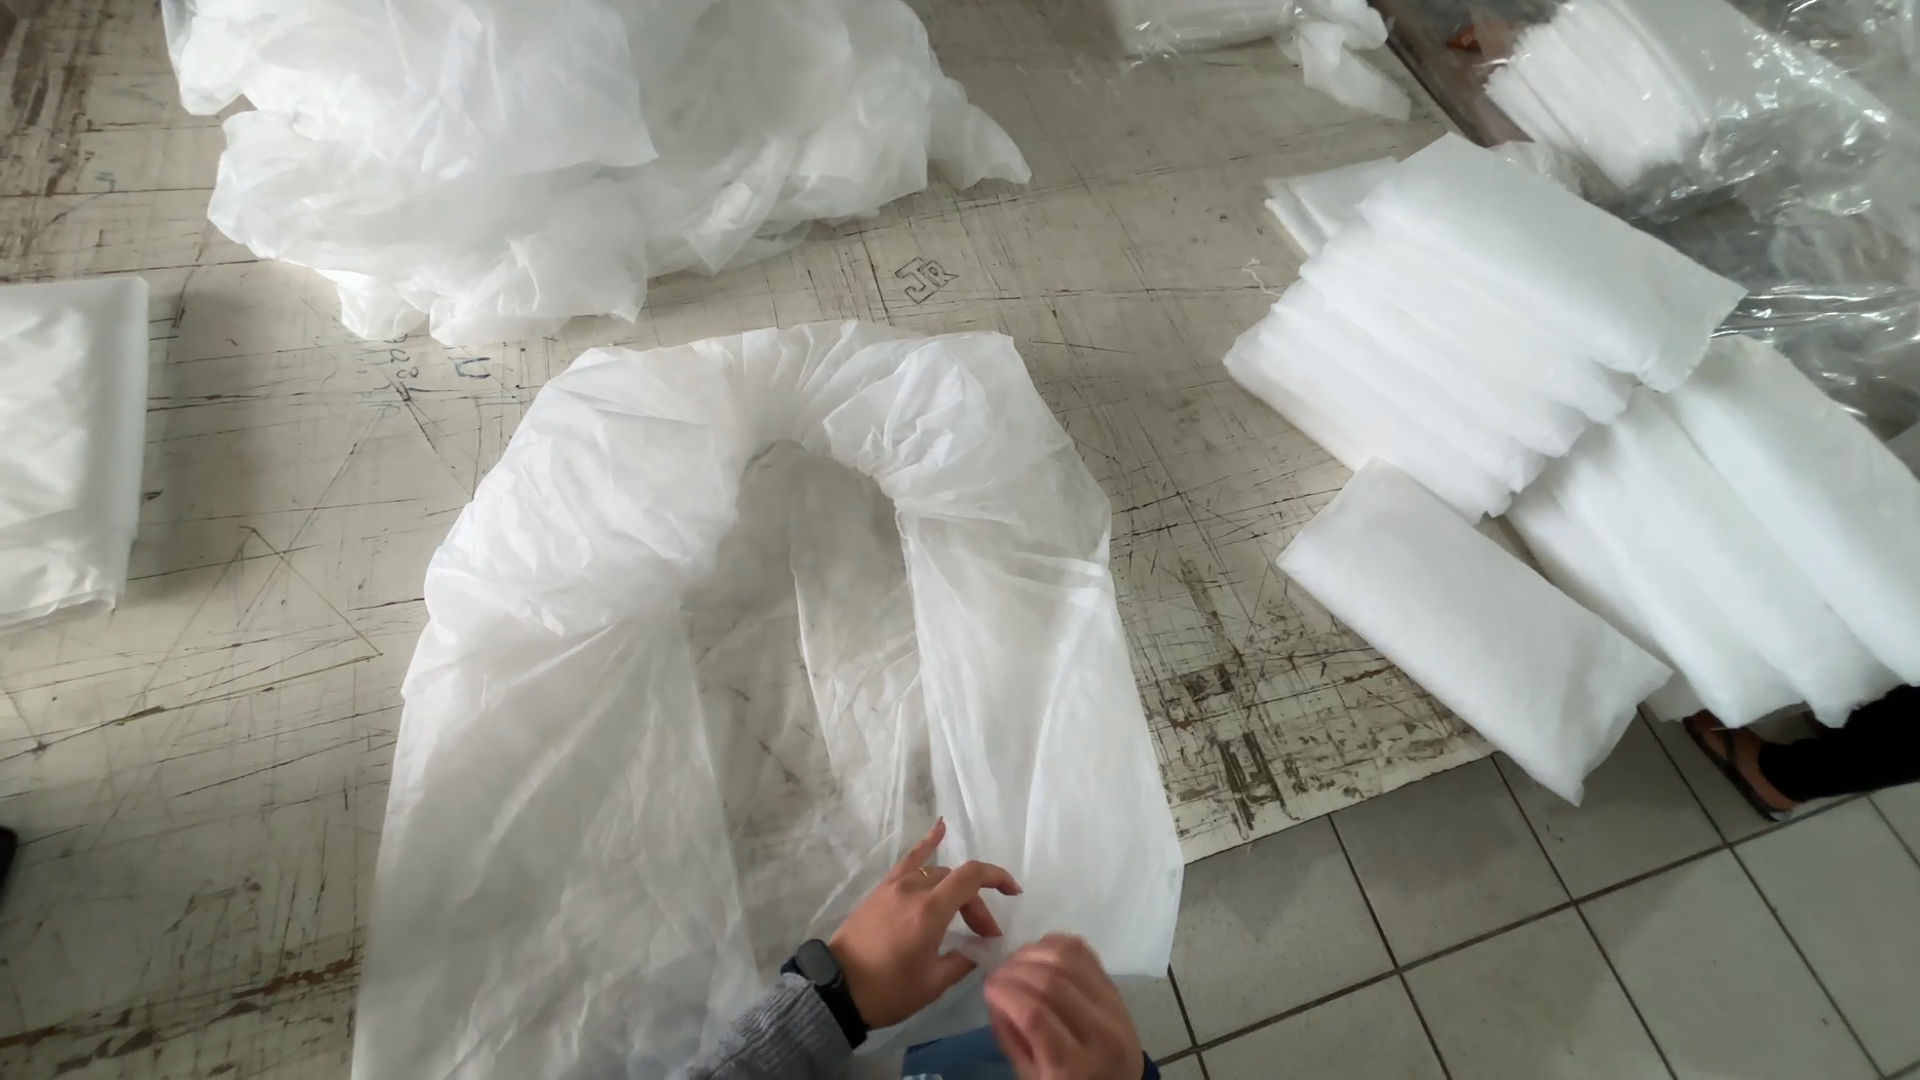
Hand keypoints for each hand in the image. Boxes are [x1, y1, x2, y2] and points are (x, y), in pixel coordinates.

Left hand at [829, 818, 1020, 1028]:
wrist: (837, 988)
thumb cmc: (888, 990)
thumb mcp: (932, 984)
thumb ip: (962, 960)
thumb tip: (981, 948)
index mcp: (930, 911)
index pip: (971, 878)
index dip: (998, 878)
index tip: (1014, 893)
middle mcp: (915, 888)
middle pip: (957, 881)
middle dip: (976, 905)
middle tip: (982, 936)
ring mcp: (896, 884)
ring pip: (937, 873)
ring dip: (955, 890)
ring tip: (964, 915)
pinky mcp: (883, 887)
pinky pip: (909, 858)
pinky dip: (927, 842)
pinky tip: (940, 826)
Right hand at [985, 935, 1144, 1079]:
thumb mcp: (1033, 1079)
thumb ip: (1011, 1037)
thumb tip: (995, 993)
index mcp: (1074, 1068)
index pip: (1036, 1016)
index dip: (1006, 993)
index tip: (988, 986)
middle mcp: (1099, 1033)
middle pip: (1051, 982)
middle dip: (1015, 970)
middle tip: (998, 973)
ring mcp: (1112, 1005)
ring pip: (1067, 958)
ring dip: (1033, 952)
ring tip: (1015, 961)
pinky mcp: (1115, 986)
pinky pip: (1083, 951)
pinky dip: (1055, 943)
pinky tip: (1038, 951)